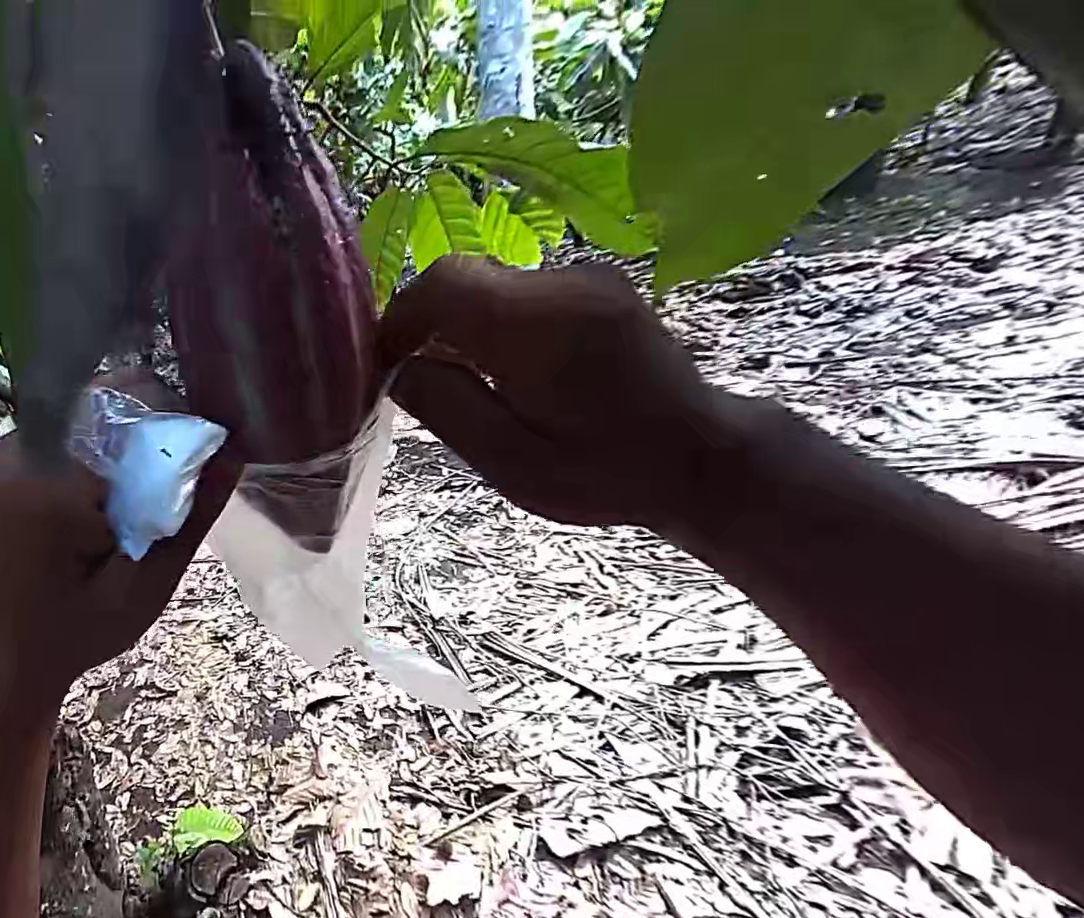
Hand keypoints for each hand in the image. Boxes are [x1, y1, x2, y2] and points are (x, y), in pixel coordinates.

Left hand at [0, 423, 239, 698]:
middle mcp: (20, 449)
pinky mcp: (10, 458)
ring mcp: (9, 449)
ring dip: (130, 438)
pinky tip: (114, 494)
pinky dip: (105, 448)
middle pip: (109, 395)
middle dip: (154, 427)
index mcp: (50, 481)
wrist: (9, 651)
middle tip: (175, 480)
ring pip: (92, 406)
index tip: (201, 454)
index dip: (177, 415)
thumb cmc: (80, 631)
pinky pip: (71, 427)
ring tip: (143, 493)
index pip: (129, 401)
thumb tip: (235, 451)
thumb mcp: (149, 584)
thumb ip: (193, 514)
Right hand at [381, 258, 746, 528]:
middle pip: (463, 278)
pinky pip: (518, 294)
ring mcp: (584, 280)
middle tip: (410, 378)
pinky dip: (487, 325)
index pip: (443, 285)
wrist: (700, 457)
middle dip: (423, 323)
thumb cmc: (601, 472)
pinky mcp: (594, 290)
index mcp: (538, 326)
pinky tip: (496, 371)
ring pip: (488, 285)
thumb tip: (398, 369)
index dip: (399, 318)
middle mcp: (563, 284)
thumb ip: (445, 406)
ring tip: (454, 382)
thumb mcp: (508, 459)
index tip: (383, 365)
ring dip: (455, 326)